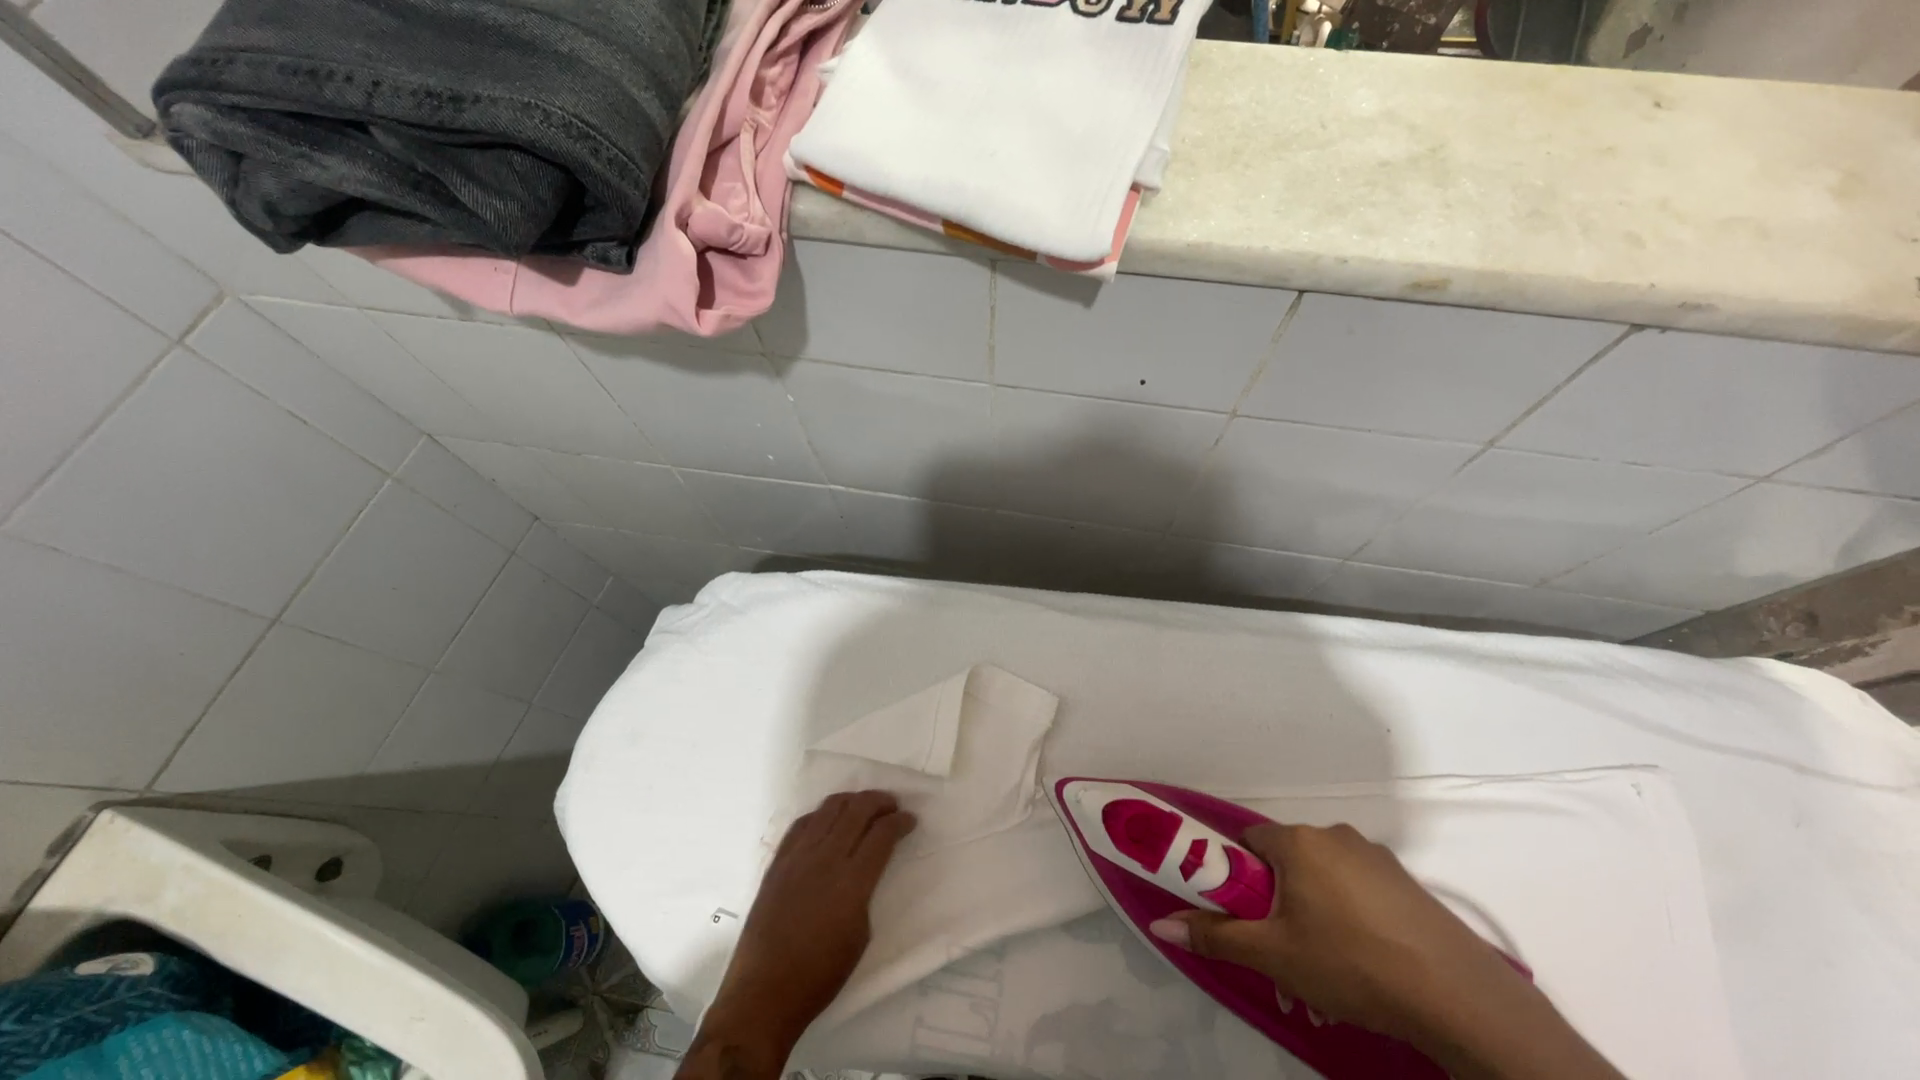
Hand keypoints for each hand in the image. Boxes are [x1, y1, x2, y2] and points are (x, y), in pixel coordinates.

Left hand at [679, 791, 915, 1079]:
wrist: (765, 990)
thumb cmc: (822, 974)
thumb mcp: (861, 935)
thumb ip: (866, 893)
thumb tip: (865, 871)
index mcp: (852, 882)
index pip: (882, 835)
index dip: (900, 822)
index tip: (910, 820)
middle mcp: (825, 859)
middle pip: (856, 811)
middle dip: (879, 801)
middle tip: (892, 805)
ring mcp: (797, 858)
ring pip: (828, 810)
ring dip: (851, 801)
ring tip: (863, 806)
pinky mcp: (777, 864)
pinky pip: (801, 825)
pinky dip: (821, 815)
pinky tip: (828, 820)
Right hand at [1149, 823, 1623, 1079]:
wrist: (1455, 995)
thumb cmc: (1349, 962)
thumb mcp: (1272, 955)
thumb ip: (1213, 936)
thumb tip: (1159, 925)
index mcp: (1298, 841)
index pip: (1246, 841)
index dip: (1233, 875)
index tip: (1238, 913)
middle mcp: (1335, 835)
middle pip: (1285, 861)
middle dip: (1273, 902)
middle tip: (1277, 950)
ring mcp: (1377, 858)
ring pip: (1323, 879)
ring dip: (1311, 912)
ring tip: (1321, 968)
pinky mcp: (1407, 884)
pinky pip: (1358, 891)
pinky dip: (1347, 918)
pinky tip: (1359, 962)